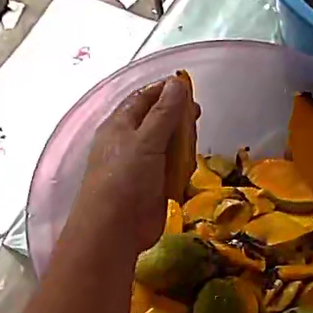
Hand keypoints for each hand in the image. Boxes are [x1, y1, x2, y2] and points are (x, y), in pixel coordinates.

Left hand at [74, 77, 192, 252]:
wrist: (115, 229)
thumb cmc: (126, 179)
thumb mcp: (147, 140)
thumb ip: (164, 112)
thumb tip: (177, 83)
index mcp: (120, 125)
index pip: (144, 98)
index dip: (165, 90)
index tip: (188, 87)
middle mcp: (129, 143)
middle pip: (157, 122)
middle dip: (177, 119)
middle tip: (197, 117)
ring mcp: (141, 167)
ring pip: (166, 147)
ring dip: (180, 146)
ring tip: (192, 147)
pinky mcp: (152, 189)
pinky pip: (170, 171)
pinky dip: (180, 169)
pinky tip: (188, 171)